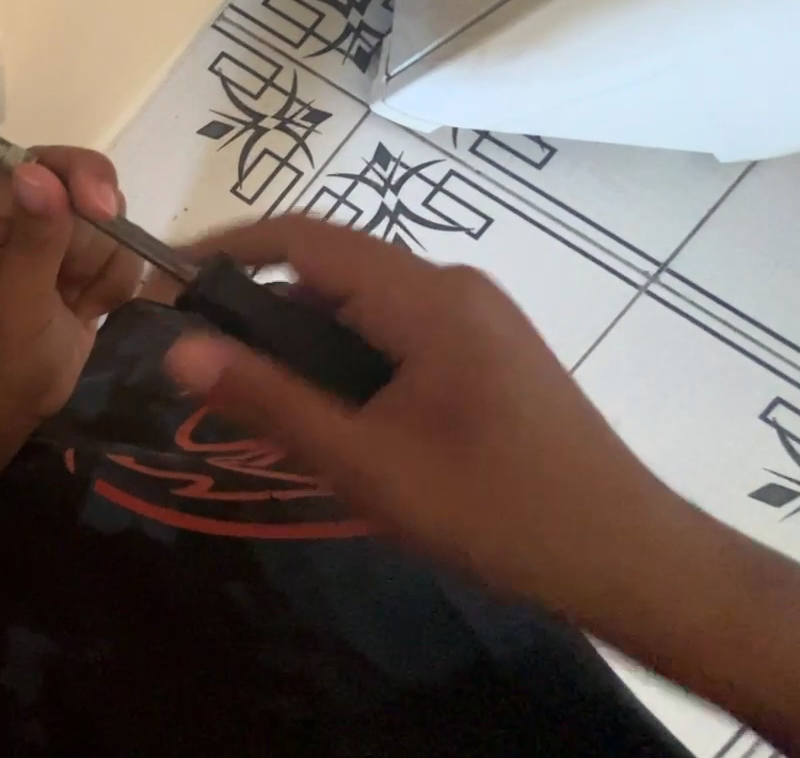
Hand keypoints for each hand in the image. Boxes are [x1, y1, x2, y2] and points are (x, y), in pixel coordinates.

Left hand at [0, 147, 146, 425]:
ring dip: (101, 269)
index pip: (34, 165)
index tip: (106, 211)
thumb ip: (33, 239)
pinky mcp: (68, 257)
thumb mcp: (14, 304)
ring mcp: (39, 234)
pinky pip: (116, 248)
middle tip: (78, 286)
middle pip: (78, 185)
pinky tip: (84, 309)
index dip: (77, 179)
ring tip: (73, 306)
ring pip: (105, 220)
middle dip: (91, 238)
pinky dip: (110, 283)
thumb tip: (37, 171)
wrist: (8, 413)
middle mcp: (5, 214)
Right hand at [161, 215, 682, 612]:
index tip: (167, 276)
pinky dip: (333, 344)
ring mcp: (468, 312)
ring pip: (353, 295)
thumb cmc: (493, 509)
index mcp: (424, 297)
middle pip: (325, 264)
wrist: (635, 566)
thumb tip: (174, 349)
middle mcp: (448, 285)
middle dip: (254, 295)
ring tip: (253, 381)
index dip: (226, 246)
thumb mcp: (361, 460)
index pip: (302, 236)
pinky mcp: (476, 342)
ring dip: (294, 326)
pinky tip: (322, 398)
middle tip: (202, 346)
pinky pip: (382, 320)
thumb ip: (264, 398)